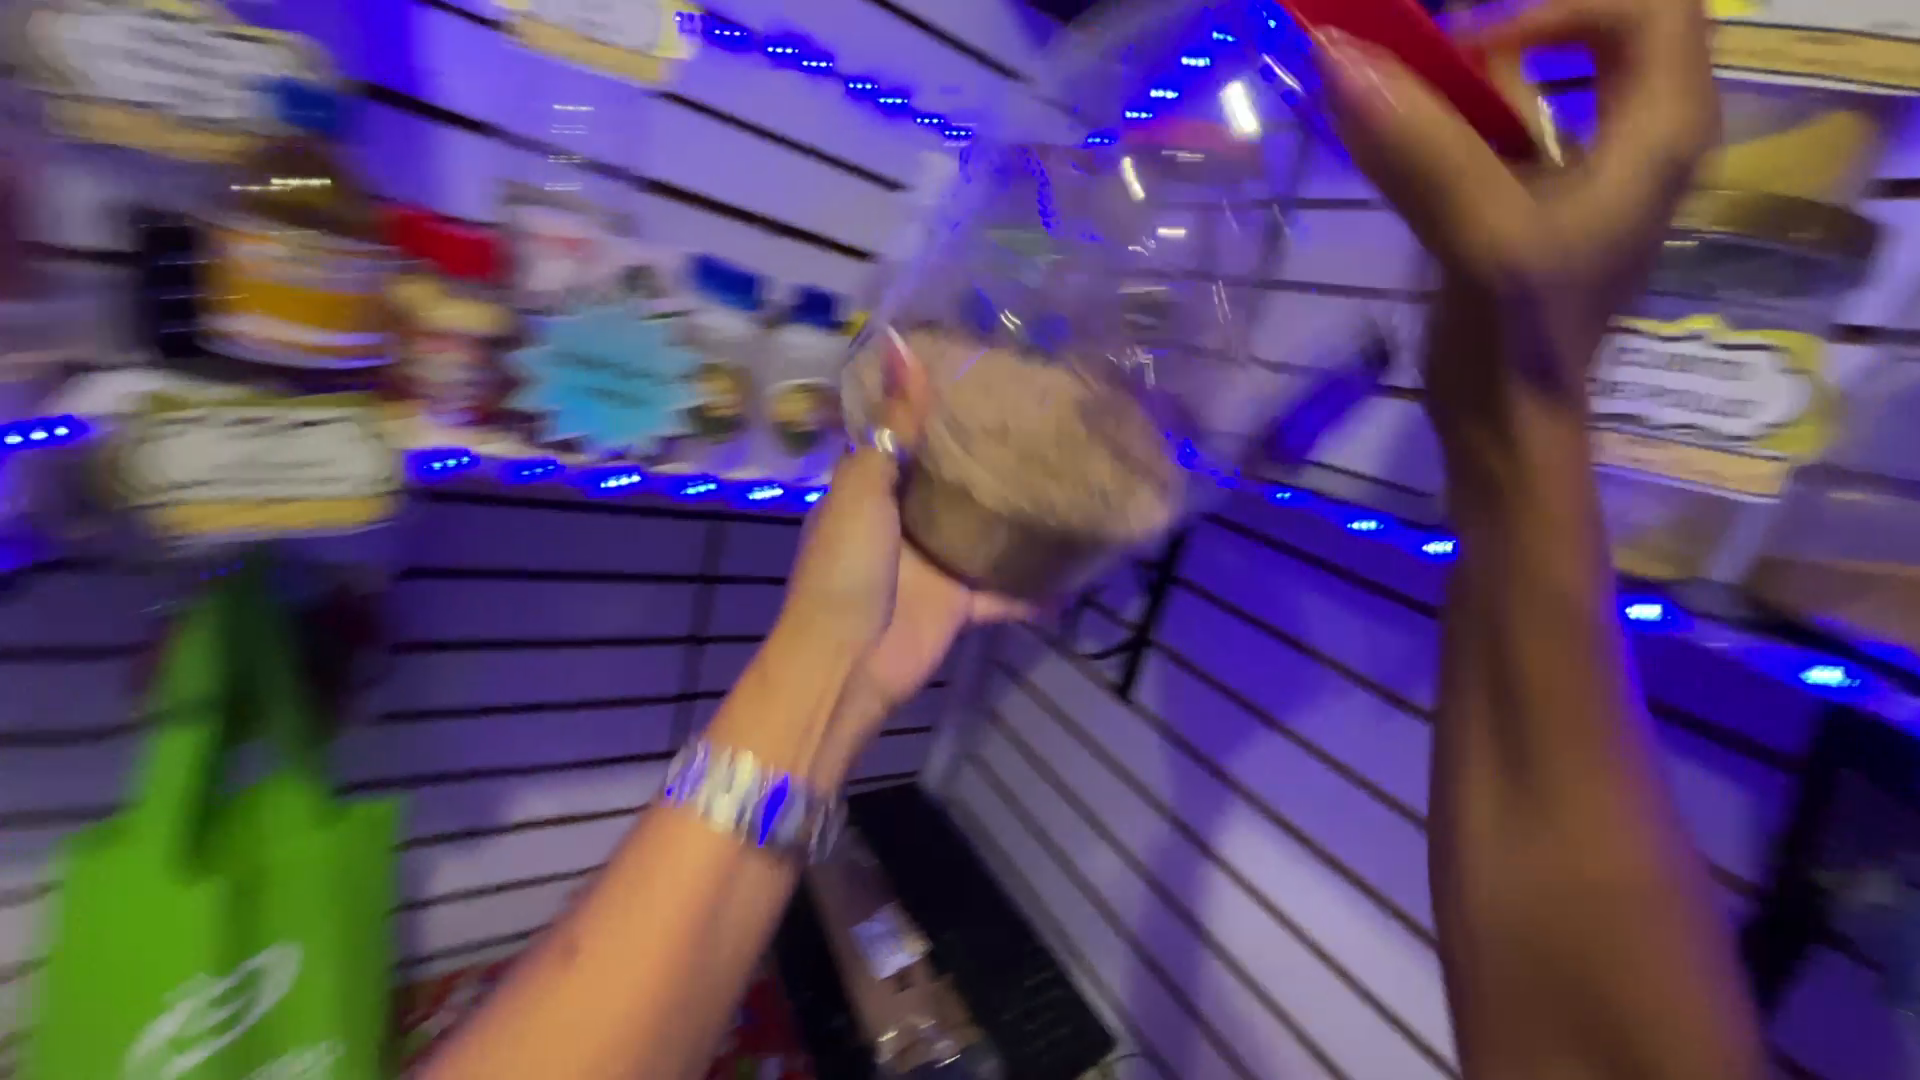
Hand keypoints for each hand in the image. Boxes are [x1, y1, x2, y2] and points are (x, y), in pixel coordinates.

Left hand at [776, 334, 1028, 745]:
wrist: (848, 663)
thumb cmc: (846, 568)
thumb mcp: (863, 489)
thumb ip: (891, 427)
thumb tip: (900, 345)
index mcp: (873, 488)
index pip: (908, 435)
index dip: (937, 406)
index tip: (983, 374)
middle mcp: (906, 521)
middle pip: (953, 482)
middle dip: (988, 457)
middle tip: (1042, 420)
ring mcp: (936, 564)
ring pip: (985, 532)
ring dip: (1018, 517)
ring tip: (1068, 479)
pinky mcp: (962, 603)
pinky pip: (1006, 590)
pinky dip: (1037, 587)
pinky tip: (1080, 566)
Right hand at [1314, 0, 1718, 431]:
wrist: (1501, 421)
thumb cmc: (1515, 333)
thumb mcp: (1480, 234)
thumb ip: (1421, 147)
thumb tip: (1340, 57)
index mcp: (1660, 131)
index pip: (1640, 10)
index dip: (1552, 11)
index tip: (1466, 57)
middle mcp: (1636, 142)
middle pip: (1593, 41)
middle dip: (1508, 43)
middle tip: (1431, 72)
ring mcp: (1583, 181)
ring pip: (1542, 92)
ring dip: (1469, 90)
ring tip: (1404, 109)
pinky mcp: (1532, 214)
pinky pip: (1503, 143)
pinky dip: (1453, 135)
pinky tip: (1406, 157)